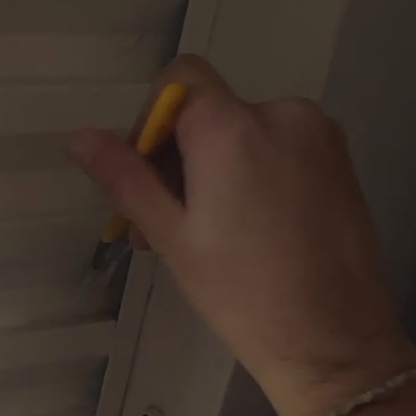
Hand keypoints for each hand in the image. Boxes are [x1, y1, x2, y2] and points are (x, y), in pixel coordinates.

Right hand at [68, 55, 415, 415]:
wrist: (329, 335)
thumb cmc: (238, 289)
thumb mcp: (169, 233)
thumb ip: (124, 177)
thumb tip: (78, 137)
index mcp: (234, 128)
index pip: (178, 80)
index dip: (148, 121)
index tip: (142, 178)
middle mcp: (282, 113)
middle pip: (207, 112)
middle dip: (174, 158)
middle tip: (158, 226)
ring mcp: (318, 134)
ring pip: (239, 134)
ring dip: (207, 172)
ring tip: (198, 237)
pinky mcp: (338, 159)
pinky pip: (273, 150)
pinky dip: (244, 177)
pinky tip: (241, 232)